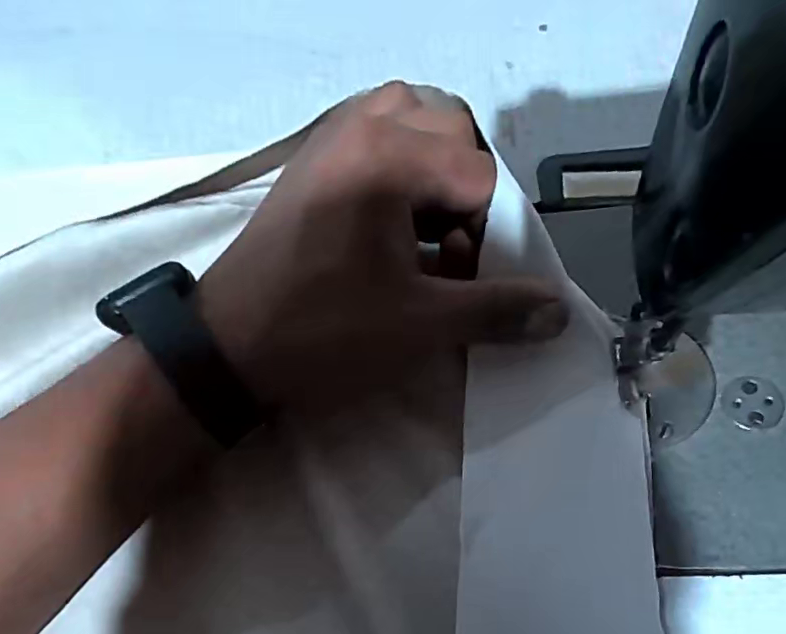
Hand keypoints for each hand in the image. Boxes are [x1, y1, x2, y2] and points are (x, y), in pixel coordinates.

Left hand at [197, 81, 569, 409]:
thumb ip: (496, 311)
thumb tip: (556, 311)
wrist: (229, 351)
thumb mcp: (421, 327)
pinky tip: (402, 238)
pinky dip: (405, 182)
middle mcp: (360, 129)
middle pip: (451, 131)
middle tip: (461, 254)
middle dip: (471, 194)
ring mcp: (330, 144)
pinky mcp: (314, 169)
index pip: (482, 174)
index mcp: (388, 157)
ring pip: (412, 130)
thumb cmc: (325, 335)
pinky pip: (377, 148)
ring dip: (439, 180)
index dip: (500, 232)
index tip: (490, 281)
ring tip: (435, 242)